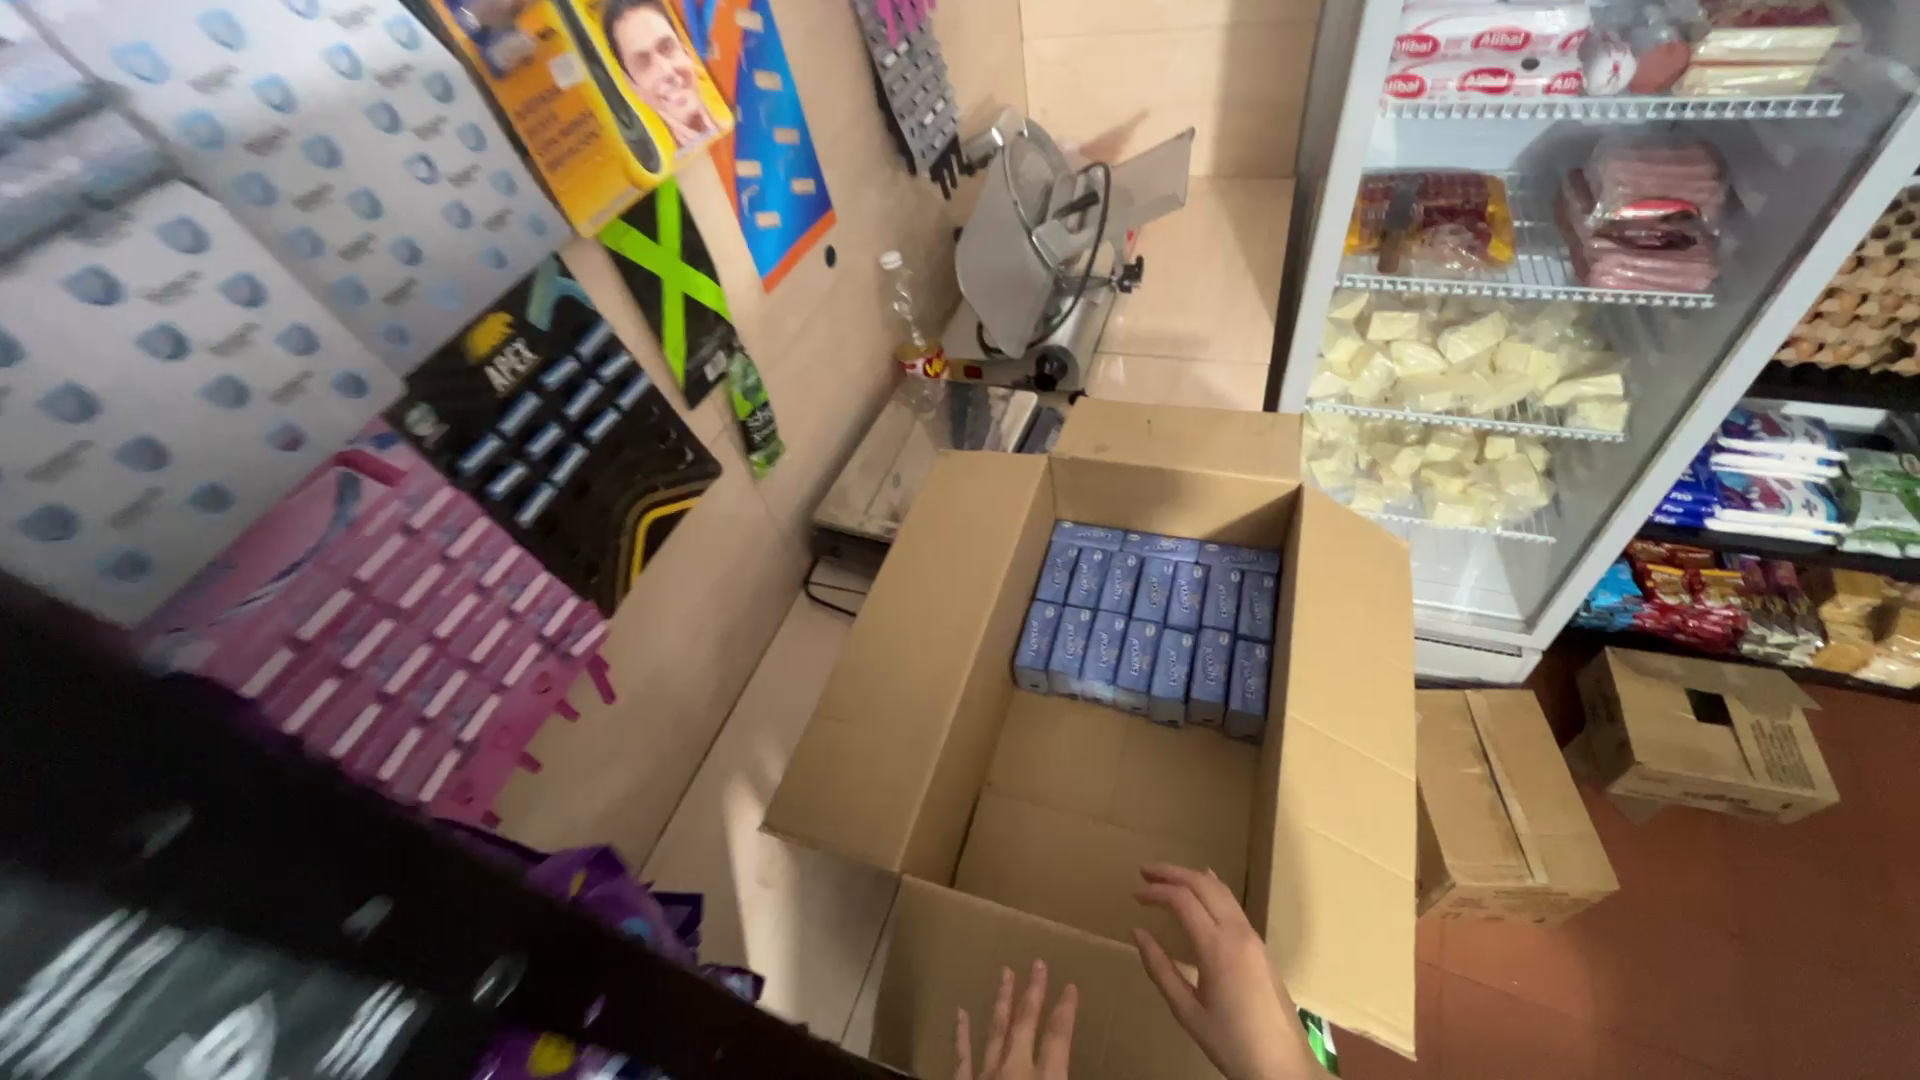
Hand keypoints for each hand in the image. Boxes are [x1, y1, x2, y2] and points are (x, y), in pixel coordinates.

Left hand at [955, 959, 1078, 1079]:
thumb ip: (1065, 1075)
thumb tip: (1068, 1063)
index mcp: (1045, 1078)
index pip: (1059, 1036)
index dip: (1066, 1009)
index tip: (1070, 986)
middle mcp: (1014, 1068)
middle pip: (1026, 1022)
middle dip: (1033, 991)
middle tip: (1037, 962)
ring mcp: (985, 1075)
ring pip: (996, 1030)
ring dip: (1002, 1001)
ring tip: (1005, 973)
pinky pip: (961, 1057)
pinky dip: (961, 1034)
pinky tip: (960, 1012)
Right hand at [1132, 864, 1324, 1079]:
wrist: (1285, 1068)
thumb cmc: (1232, 1044)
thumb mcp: (1187, 1012)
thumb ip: (1159, 968)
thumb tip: (1137, 932)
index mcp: (1217, 948)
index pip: (1182, 899)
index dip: (1156, 891)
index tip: (1135, 895)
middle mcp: (1237, 933)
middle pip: (1202, 883)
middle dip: (1171, 873)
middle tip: (1144, 872)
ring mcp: (1253, 937)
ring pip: (1221, 890)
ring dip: (1191, 877)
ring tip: (1166, 877)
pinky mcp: (1261, 945)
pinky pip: (1233, 904)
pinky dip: (1211, 888)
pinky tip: (1202, 887)